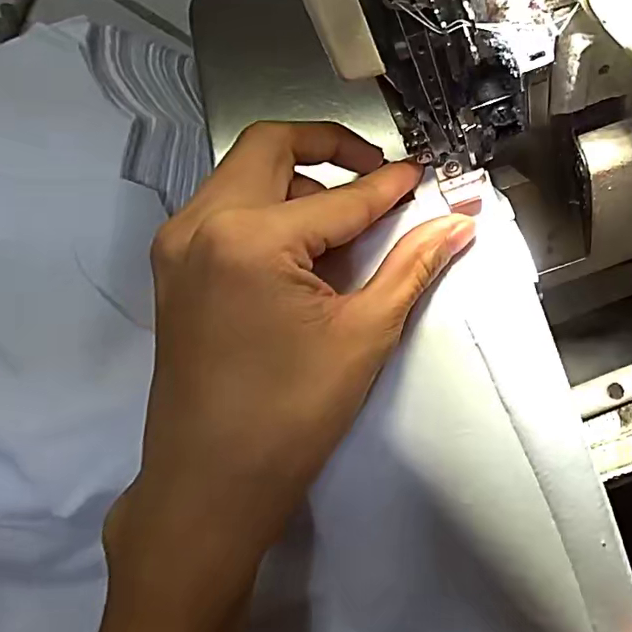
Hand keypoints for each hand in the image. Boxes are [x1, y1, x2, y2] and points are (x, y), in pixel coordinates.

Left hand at [103, 121, 474, 614]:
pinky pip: (227, 211)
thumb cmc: (292, 415)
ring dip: (299, 181)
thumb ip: (413, 266)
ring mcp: (178, 245)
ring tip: (347, 226)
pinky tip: (307, 254)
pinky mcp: (174, 269)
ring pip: (244, 175)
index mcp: (248, 238)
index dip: (389, 185)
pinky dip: (271, 210)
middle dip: (332, 149)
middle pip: (270, 147)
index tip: (424, 177)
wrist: (210, 485)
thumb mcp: (364, 334)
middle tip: (379, 177)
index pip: (338, 196)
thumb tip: (458, 223)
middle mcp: (200, 224)